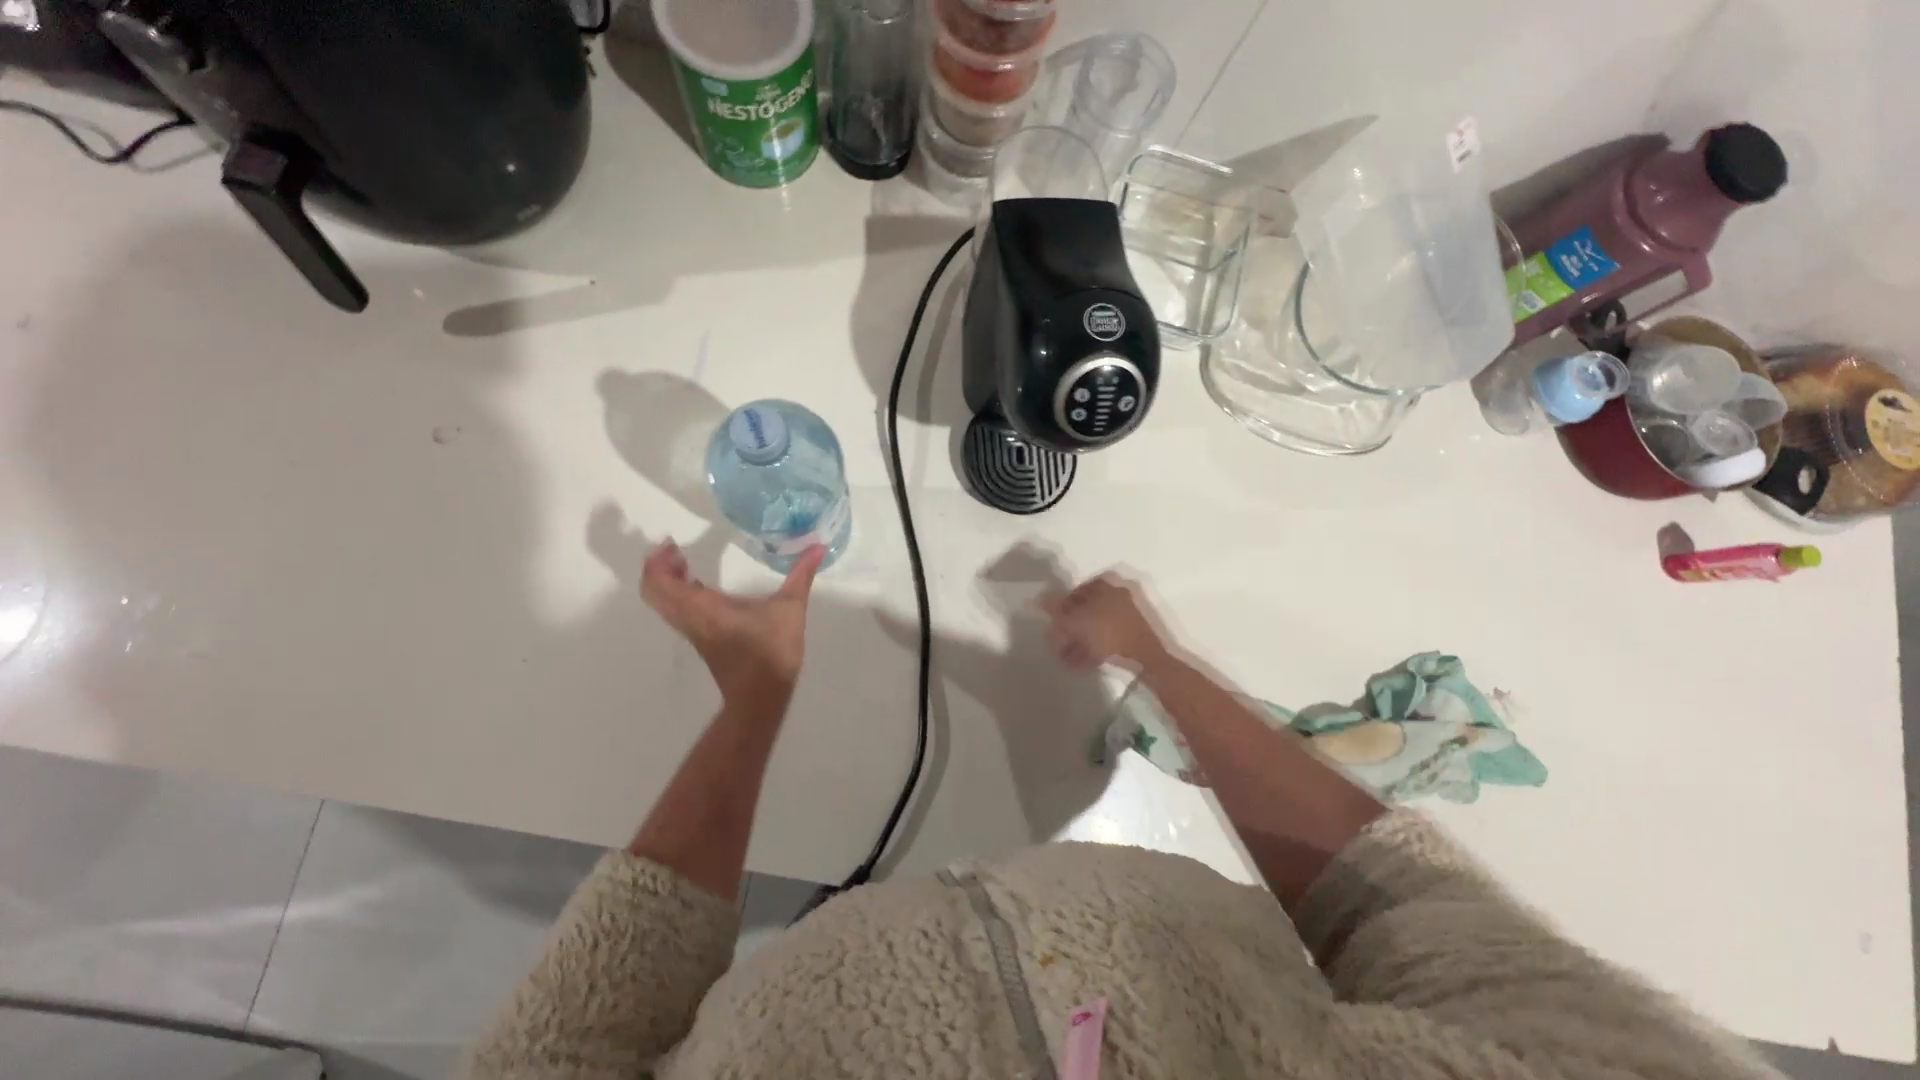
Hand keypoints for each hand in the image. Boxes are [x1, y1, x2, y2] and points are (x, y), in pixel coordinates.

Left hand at [641, 540, 824, 707]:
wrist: (761, 696)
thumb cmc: (771, 652)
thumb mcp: (790, 609)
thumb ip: (801, 575)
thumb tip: (817, 546)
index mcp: (704, 608)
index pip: (661, 582)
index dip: (659, 561)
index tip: (673, 543)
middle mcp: (690, 618)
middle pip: (652, 592)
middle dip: (657, 568)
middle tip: (676, 550)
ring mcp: (692, 631)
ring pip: (662, 603)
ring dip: (666, 581)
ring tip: (684, 562)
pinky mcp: (699, 639)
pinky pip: (675, 611)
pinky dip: (677, 594)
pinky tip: (698, 584)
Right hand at [1039, 571, 1169, 671]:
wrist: (1145, 657)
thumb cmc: (1107, 633)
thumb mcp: (1075, 620)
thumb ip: (1056, 609)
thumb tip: (1039, 597)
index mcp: (1106, 586)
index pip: (1078, 590)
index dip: (1062, 606)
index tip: (1054, 622)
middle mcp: (1118, 595)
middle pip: (1087, 609)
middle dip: (1070, 627)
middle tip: (1058, 642)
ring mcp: (1128, 615)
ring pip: (1096, 626)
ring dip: (1079, 640)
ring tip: (1066, 658)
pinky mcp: (1133, 635)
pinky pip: (1107, 638)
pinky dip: (1093, 648)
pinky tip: (1081, 663)